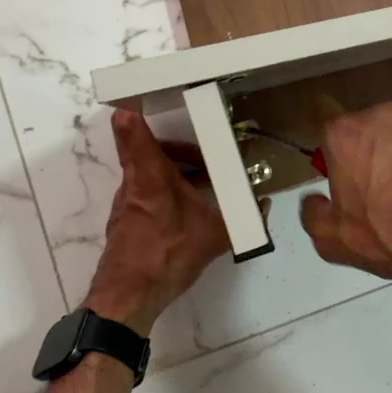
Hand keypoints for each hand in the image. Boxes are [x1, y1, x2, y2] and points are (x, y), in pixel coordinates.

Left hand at [83, 109, 228, 332]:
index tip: (141, 95)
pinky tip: (190, 211)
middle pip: (148, 150)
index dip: (135, 110)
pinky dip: (168, 191)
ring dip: (175, 172)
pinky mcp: (126, 221)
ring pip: (148, 173)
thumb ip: (242, 217)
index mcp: (152, 176)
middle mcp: (134, 183)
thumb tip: (265, 204)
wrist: (128, 297)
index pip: (134, 132)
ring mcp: (127, 203)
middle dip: (179, 149)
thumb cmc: (169, 255)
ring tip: (206, 184)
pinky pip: (148, 192)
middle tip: (206, 155)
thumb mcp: (216, 235)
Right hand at [300, 102, 391, 286]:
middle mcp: (380, 116)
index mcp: (345, 134)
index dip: (324, 146)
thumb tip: (315, 202)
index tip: (328, 169)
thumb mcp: (333, 239)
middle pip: (358, 130)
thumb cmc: (391, 234)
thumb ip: (313, 214)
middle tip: (362, 193)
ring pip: (390, 136)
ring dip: (388, 158)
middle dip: (357, 155)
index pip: (321, 119)